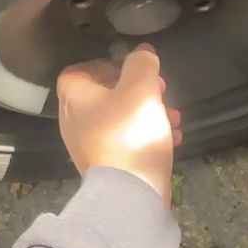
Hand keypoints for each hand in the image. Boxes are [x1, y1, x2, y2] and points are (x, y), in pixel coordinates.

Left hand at [55, 44, 181, 205]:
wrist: (128, 194)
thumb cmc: (130, 133)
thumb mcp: (141, 89)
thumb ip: (142, 65)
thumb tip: (141, 53)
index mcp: (75, 98)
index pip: (78, 71)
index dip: (104, 64)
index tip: (131, 69)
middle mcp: (75, 121)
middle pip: (103, 95)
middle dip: (135, 89)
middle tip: (160, 90)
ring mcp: (88, 146)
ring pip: (119, 119)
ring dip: (146, 113)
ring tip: (173, 116)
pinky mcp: (105, 166)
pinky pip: (125, 142)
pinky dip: (145, 136)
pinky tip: (172, 139)